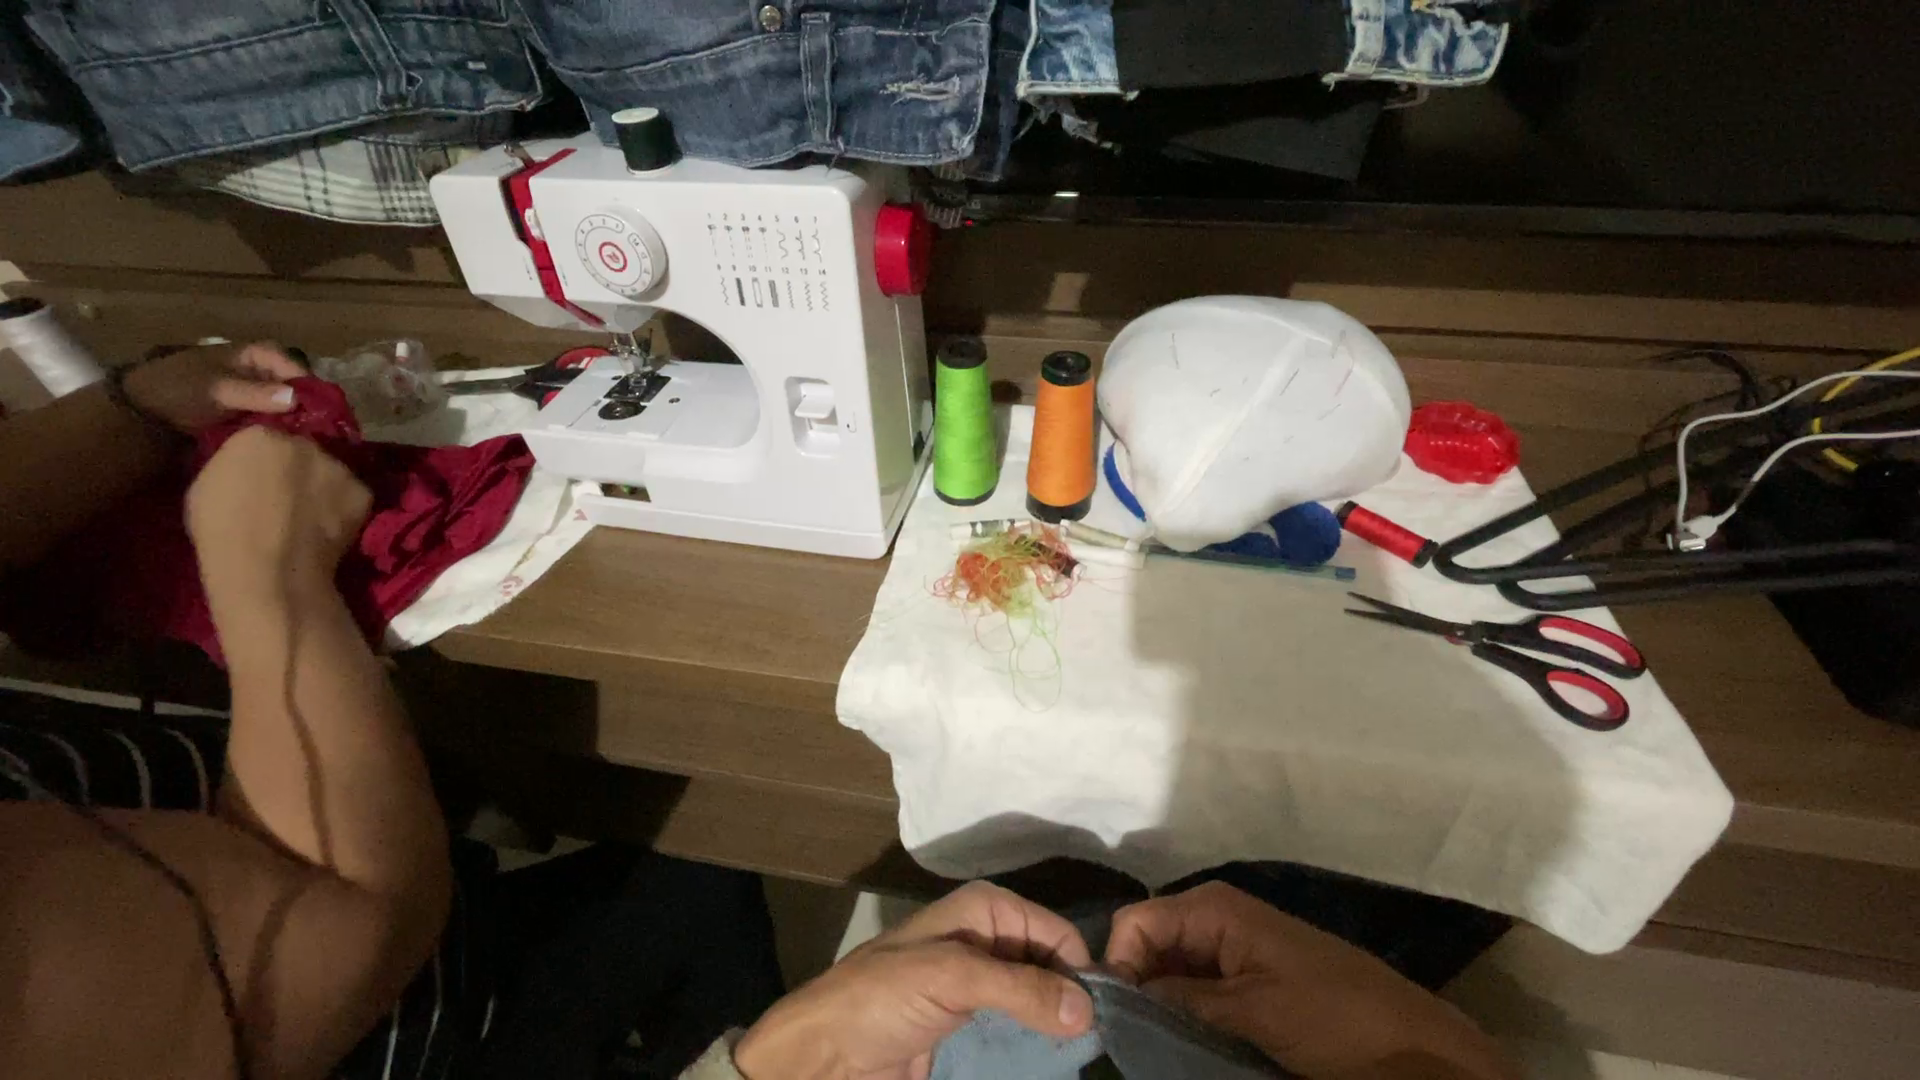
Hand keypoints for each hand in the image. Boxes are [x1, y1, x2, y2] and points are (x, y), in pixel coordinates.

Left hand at [124, 342, 303, 430]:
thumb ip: (254, 392)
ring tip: (309, 436)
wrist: (143, 413)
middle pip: (300, 385)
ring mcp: (261, 391)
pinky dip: (289, 428)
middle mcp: (264, 370)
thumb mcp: (216, 389)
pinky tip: (292, 439)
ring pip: (295, 403)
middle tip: (319, 426)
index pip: (295, 365)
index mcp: (255, 354)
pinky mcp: (257, 411)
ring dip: (301, 419)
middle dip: (310, 405)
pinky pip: (283, 418)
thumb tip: (296, 399)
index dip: (309, 385)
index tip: (320, 408)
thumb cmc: (178, 390)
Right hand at [187, 428, 370, 590]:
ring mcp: (340, 467)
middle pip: (303, 450)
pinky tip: (329, 523)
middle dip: (297, 467)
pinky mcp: (364, 492)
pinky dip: (342, 505)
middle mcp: (306, 444)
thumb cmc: (223, 529)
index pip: (265, 436)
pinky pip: (351, 493)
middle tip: (289, 494)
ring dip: (322, 484)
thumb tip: (251, 466)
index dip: (262, 459)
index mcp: (260, 436)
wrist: (270, 566)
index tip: (259, 477)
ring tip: (310, 512)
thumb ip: (235, 464)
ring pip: (331, 470)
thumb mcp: (208, 484)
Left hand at [734, 882, 1094, 1079]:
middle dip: (1072, 999)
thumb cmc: (883, 996)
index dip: (1081, 969)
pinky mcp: (970, 1024)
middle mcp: (989, 940)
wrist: (825, 1052)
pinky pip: (1017, 1029)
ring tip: (1081, 1059)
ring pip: (1037, 1000)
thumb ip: (1020, 988)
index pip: (1055, 932)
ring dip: (1056, 1026)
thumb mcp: (952, 979)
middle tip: (1097, 1044)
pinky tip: (1050, 1063)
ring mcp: (980, 984)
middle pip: (1050, 965)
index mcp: (985, 910)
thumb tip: (1089, 1008)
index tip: (1106, 1017)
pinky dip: (1036, 1044)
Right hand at [1105, 883, 1516, 1079]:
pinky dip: (1184, 1009)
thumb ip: (1181, 1000)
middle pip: (1149, 942)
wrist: (1415, 1046)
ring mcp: (1232, 945)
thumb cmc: (1332, 1018)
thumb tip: (1121, 999)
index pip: (1135, 923)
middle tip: (1130, 1036)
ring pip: (1169, 966)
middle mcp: (1215, 916)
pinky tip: (1183, 1038)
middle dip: (1136, 983)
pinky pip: (1196, 984)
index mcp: (1212, 908)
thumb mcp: (1251, 1012)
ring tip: (1154, 1041)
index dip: (1118, 964)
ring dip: (1159, 1000)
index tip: (1116, 1017)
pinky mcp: (1248, 975)